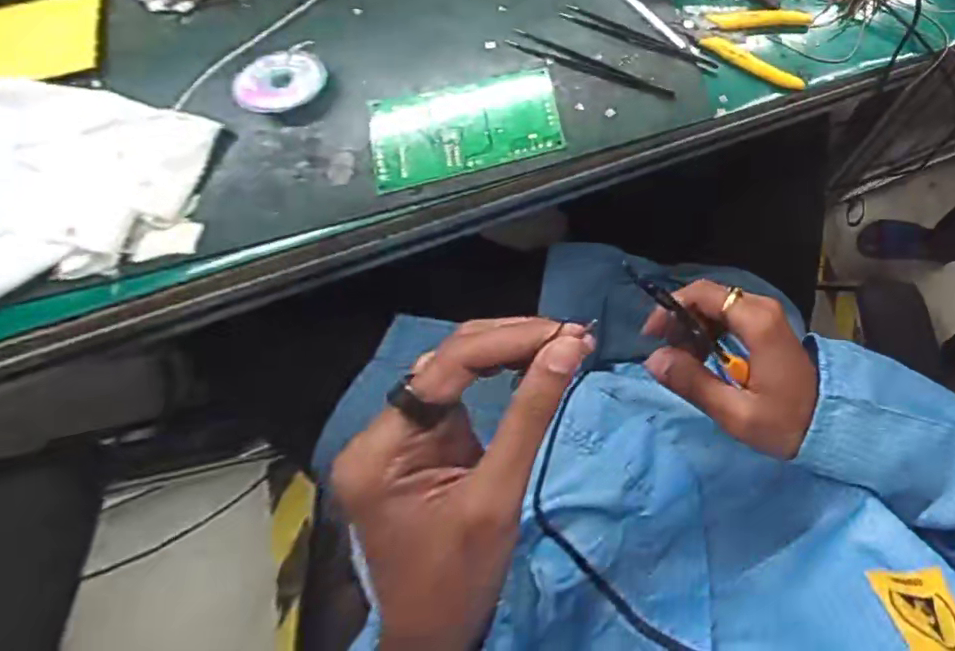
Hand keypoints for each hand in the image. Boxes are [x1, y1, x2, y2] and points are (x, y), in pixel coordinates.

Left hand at [331, 318, 594, 650]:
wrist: (431, 641)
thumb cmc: (458, 580)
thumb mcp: (498, 495)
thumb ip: (531, 413)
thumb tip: (569, 346)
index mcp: (383, 445)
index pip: (450, 364)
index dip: (511, 340)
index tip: (567, 333)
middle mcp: (384, 429)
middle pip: (451, 357)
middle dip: (515, 339)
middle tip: (571, 336)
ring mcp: (400, 433)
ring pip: (458, 365)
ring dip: (512, 349)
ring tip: (561, 343)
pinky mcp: (421, 440)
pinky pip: (463, 387)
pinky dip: (502, 370)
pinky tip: (533, 363)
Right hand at [641, 280, 817, 458]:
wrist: (832, 425)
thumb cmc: (787, 422)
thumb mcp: (736, 413)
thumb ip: (694, 382)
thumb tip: (654, 359)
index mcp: (756, 321)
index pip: (703, 293)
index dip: (672, 307)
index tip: (652, 335)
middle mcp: (762, 307)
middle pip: (709, 296)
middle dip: (680, 318)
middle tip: (665, 351)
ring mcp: (767, 314)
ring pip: (718, 304)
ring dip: (694, 325)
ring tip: (682, 359)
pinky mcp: (769, 324)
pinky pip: (731, 315)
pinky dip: (710, 330)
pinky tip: (703, 356)